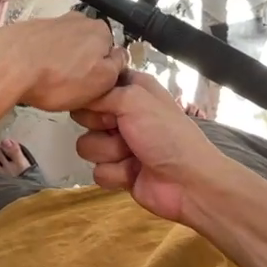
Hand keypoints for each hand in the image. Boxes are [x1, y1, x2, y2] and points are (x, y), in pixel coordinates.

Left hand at [0, 14, 127, 112]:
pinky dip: (43, 65)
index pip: (113, 54)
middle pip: (89, 52)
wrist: (6, 66)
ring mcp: (52, 25)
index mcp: (99, 30)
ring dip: (62, 69)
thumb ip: (118, 68)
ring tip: (51, 87)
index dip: (105, 76)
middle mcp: (77, 21)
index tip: (95, 89)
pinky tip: (36, 79)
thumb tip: (120, 62)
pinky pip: (44, 53)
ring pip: (66, 53)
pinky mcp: (31, 32)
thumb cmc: (51, 76)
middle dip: (83, 70)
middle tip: (73, 91)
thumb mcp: (101, 82)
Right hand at [72, 72, 228, 223]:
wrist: (188, 183)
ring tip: (132, 154)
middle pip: (85, 115)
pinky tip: (134, 173)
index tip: (100, 100)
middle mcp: (124, 114)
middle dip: (98, 125)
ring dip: (109, 152)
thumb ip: (101, 92)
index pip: (98, 83)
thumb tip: (78, 92)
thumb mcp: (134, 100)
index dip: (93, 92)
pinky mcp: (118, 171)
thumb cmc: (166, 135)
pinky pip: (97, 170)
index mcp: (133, 90)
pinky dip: (115, 173)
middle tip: (119, 128)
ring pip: (88, 145)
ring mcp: (120, 144)